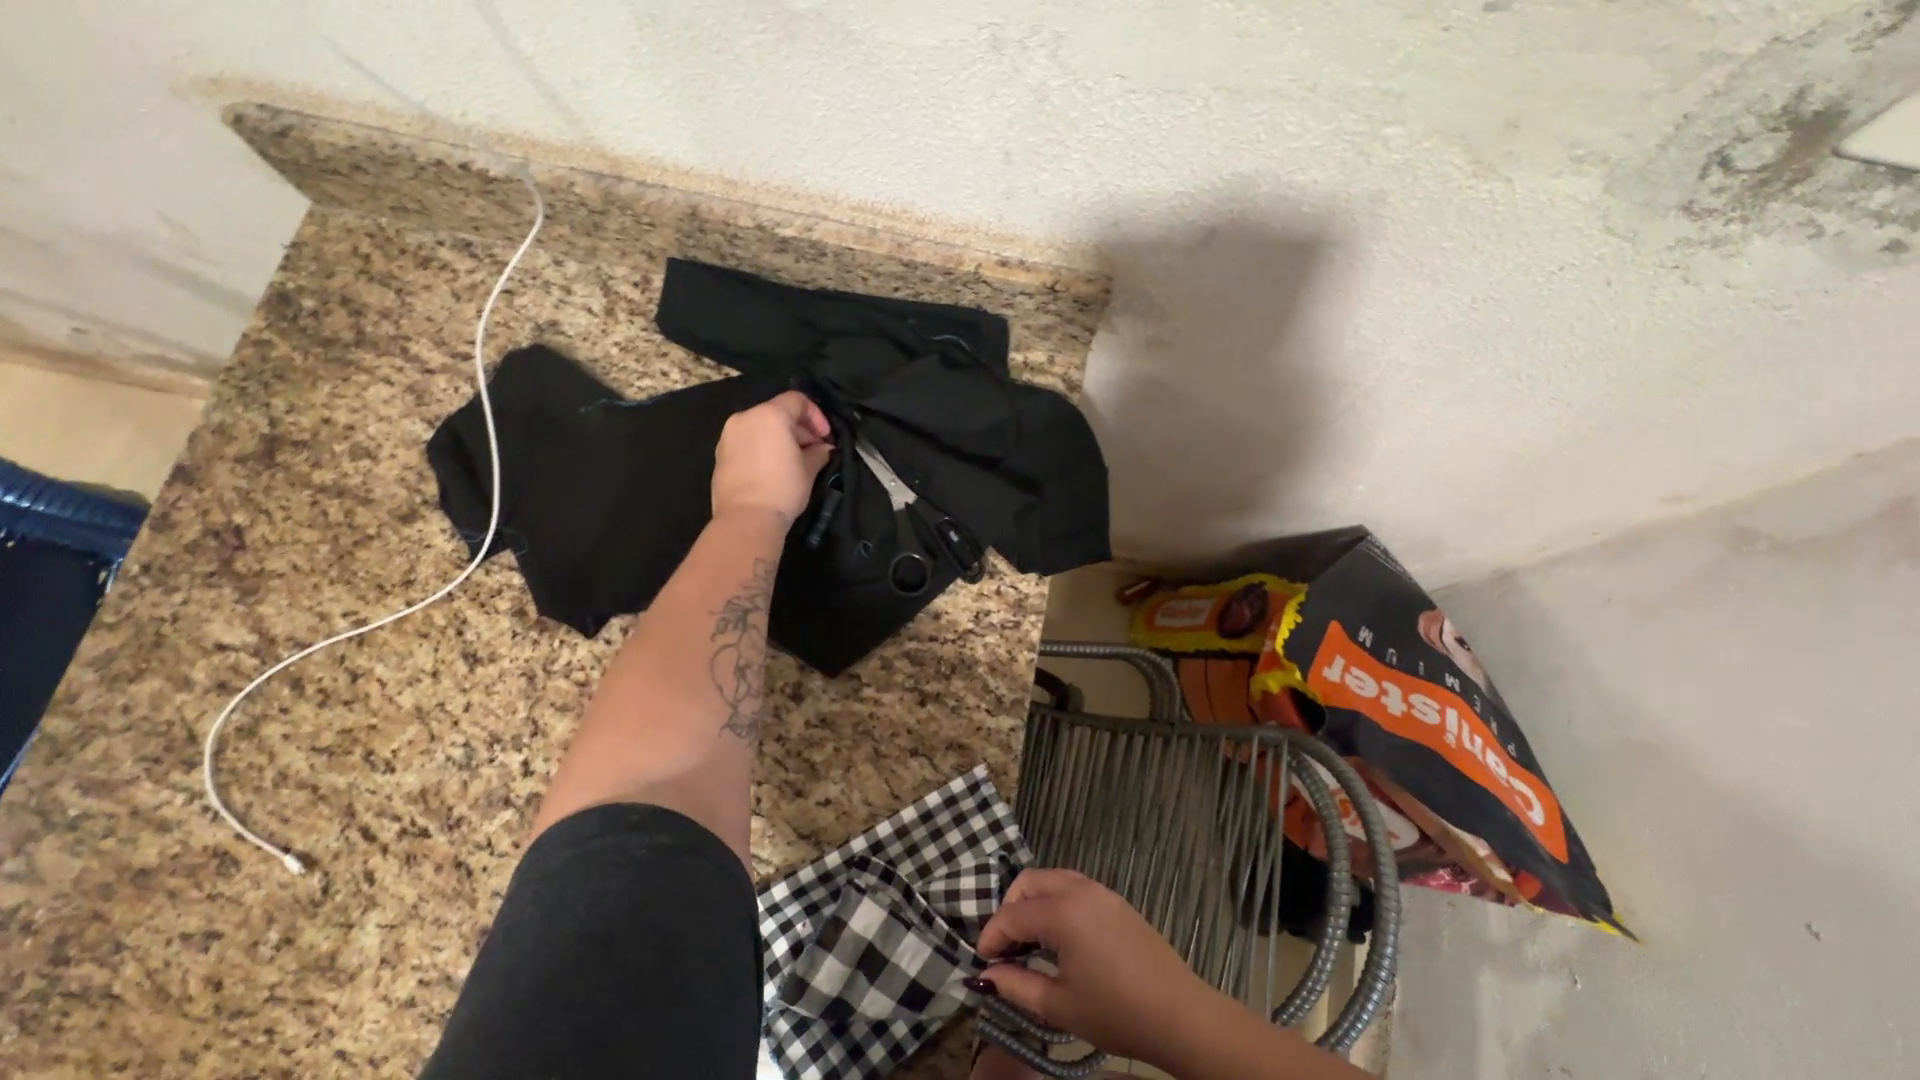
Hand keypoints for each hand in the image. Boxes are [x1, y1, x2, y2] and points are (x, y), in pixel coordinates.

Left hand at [711, 391, 833, 525]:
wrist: (746, 518)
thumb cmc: (782, 488)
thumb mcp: (808, 469)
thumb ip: (818, 452)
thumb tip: (823, 449)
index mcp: (770, 415)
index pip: (797, 400)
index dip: (816, 416)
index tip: (825, 437)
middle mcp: (745, 418)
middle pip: (777, 412)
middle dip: (798, 429)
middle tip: (814, 450)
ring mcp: (728, 436)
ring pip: (760, 427)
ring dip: (780, 438)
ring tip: (794, 461)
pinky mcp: (720, 455)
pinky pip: (747, 442)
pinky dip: (762, 448)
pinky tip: (773, 469)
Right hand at [972, 869, 1218, 1065]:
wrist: (1180, 1016)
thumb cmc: (1116, 1013)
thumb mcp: (1059, 1006)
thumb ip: (1016, 985)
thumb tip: (986, 976)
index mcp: (1063, 912)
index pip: (1011, 915)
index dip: (991, 937)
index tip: (982, 964)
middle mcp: (1081, 891)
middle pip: (1030, 882)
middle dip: (1010, 909)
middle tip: (1005, 948)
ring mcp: (1103, 893)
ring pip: (1054, 879)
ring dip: (1033, 902)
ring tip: (1028, 942)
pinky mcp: (1118, 903)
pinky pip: (1075, 888)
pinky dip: (1056, 902)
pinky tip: (1058, 938)